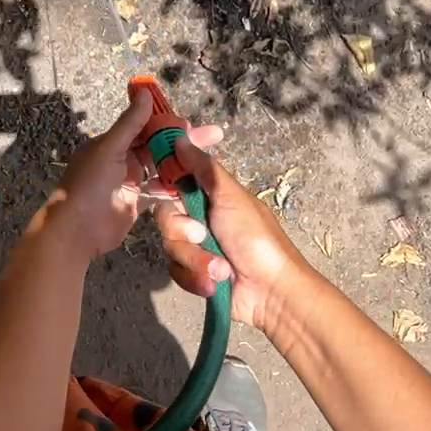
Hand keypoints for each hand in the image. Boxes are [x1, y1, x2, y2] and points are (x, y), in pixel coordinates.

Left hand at [44, 88, 229, 262]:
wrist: (77, 228)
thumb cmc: (90, 183)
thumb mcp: (109, 148)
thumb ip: (130, 123)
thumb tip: (145, 92)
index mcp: (112, 143)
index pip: (145, 127)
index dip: (168, 123)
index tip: (191, 122)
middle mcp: (122, 159)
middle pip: (157, 146)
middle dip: (183, 141)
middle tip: (214, 136)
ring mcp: (130, 182)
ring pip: (161, 167)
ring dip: (182, 163)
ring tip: (209, 160)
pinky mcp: (137, 203)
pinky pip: (160, 191)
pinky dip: (175, 187)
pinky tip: (197, 182)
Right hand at [147, 133, 313, 332]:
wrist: (272, 292)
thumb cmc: (256, 238)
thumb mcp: (232, 196)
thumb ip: (204, 168)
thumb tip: (180, 138)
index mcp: (209, 197)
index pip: (174, 182)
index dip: (164, 184)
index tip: (159, 186)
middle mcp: (199, 220)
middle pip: (165, 216)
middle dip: (182, 230)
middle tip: (202, 236)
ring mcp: (195, 248)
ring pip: (170, 246)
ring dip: (195, 258)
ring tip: (219, 269)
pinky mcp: (193, 274)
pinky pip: (176, 270)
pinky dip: (196, 277)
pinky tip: (215, 283)